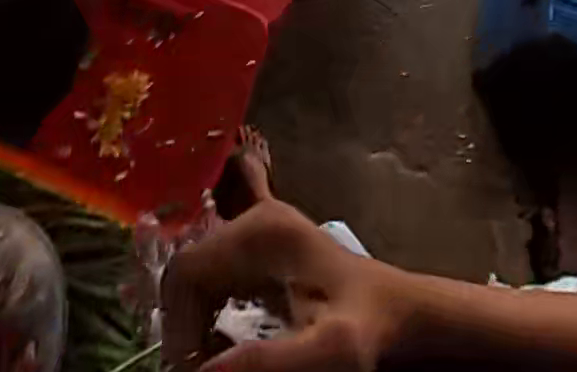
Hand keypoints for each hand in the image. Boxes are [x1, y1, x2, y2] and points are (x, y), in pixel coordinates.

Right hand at [161, 200, 410, 371]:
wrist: (397, 313)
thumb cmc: (366, 331)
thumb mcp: (326, 355)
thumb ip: (265, 364)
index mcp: (264, 231)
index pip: (186, 271)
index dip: (178, 327)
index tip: (192, 369)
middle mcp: (257, 219)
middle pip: (188, 271)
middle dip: (185, 326)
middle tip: (201, 367)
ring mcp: (259, 228)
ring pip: (196, 276)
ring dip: (195, 323)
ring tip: (215, 358)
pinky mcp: (262, 246)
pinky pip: (214, 277)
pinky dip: (208, 313)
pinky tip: (224, 340)